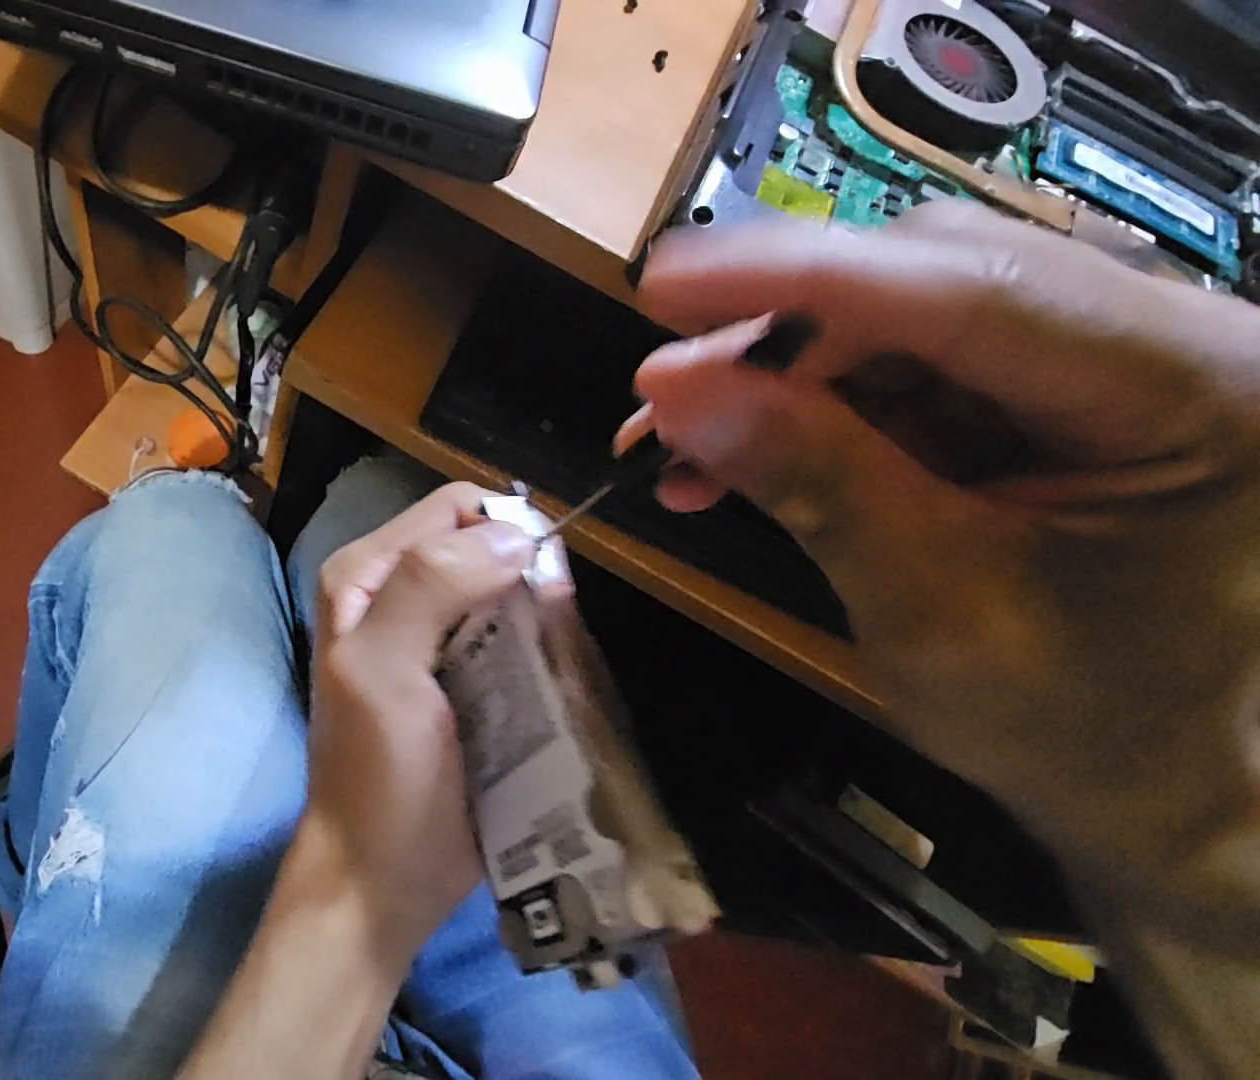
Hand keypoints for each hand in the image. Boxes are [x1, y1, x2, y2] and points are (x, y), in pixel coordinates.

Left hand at [304, 482, 535, 957]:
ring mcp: (433, 636)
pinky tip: (547, 684)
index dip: (501, 531)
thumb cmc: (377, 772)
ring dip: (540, 618)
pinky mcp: (465, 676)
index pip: (452, 510)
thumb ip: (431, 586)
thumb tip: (515, 532)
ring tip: (546, 666)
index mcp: (365, 575)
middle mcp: (396, 593)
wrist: (383, 871)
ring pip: (508, 591)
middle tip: (544, 634)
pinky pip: (516, 636)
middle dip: (526, 577)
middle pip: (484, 547)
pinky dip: (541, 650)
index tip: (536, 585)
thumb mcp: (384, 670)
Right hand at [628, 202, 1259, 892]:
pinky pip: (883, 377)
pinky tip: (722, 464)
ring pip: (888, 325)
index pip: (973, 293)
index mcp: (1202, 390)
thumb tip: (671, 387)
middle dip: (772, 336)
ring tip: (674, 450)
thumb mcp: (932, 608)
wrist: (1152, 780)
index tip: (663, 280)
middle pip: (928, 283)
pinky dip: (789, 415)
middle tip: (660, 393)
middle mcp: (1160, 342)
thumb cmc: (1076, 723)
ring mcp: (1089, 366)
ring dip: (765, 382)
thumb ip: (811, 483)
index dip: (800, 278)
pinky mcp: (1026, 399)